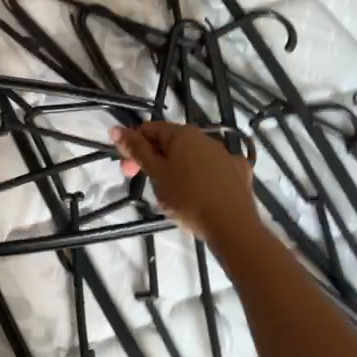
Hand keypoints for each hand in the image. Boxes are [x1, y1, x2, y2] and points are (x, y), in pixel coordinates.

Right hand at [113, 121, 259, 243]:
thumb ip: (136, 150)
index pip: (148, 130)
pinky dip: (203, 176)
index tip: (128, 169)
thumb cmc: (188, 198)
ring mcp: (226, 156)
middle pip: (170, 143)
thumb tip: (116, 128)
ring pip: (192, 157)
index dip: (133, 147)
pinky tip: (203, 191)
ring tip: (174, 193)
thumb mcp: (156, 173)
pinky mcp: (240, 174)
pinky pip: (214, 170)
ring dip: (177, 168)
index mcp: (182, 134)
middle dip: (154, 159)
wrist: (234, 228)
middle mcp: (205, 138)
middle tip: (147, 183)